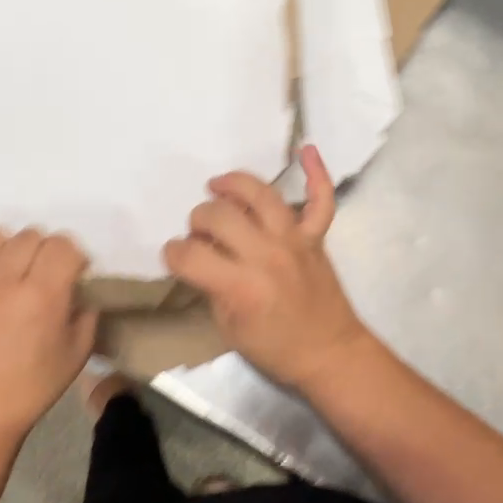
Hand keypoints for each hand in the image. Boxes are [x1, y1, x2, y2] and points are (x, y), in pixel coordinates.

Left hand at [0, 229, 97, 442]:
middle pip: (30, 236)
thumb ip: (86, 310)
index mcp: (41, 297)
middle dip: (43, 253)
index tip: (70, 273)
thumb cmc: (31, 387)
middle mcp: (1, 282)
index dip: (72, 256)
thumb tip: (78, 282)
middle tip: (39, 277)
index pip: (62, 245)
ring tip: (6, 275)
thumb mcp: (78, 352)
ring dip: (7, 252)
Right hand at [163, 146, 374, 389]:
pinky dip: (317, 173)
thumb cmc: (275, 348)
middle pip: (220, 216)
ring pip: (262, 195)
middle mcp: (266, 256)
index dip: (173, 254)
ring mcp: (294, 241)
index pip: (190, 255)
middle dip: (199, 220)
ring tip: (217, 186)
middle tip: (199, 233)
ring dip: (234, 185)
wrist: (329, 352)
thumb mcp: (228, 327)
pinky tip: (307, 150)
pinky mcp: (315, 237)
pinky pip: (321, 200)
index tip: (175, 257)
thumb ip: (211, 286)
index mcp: (240, 286)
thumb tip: (199, 255)